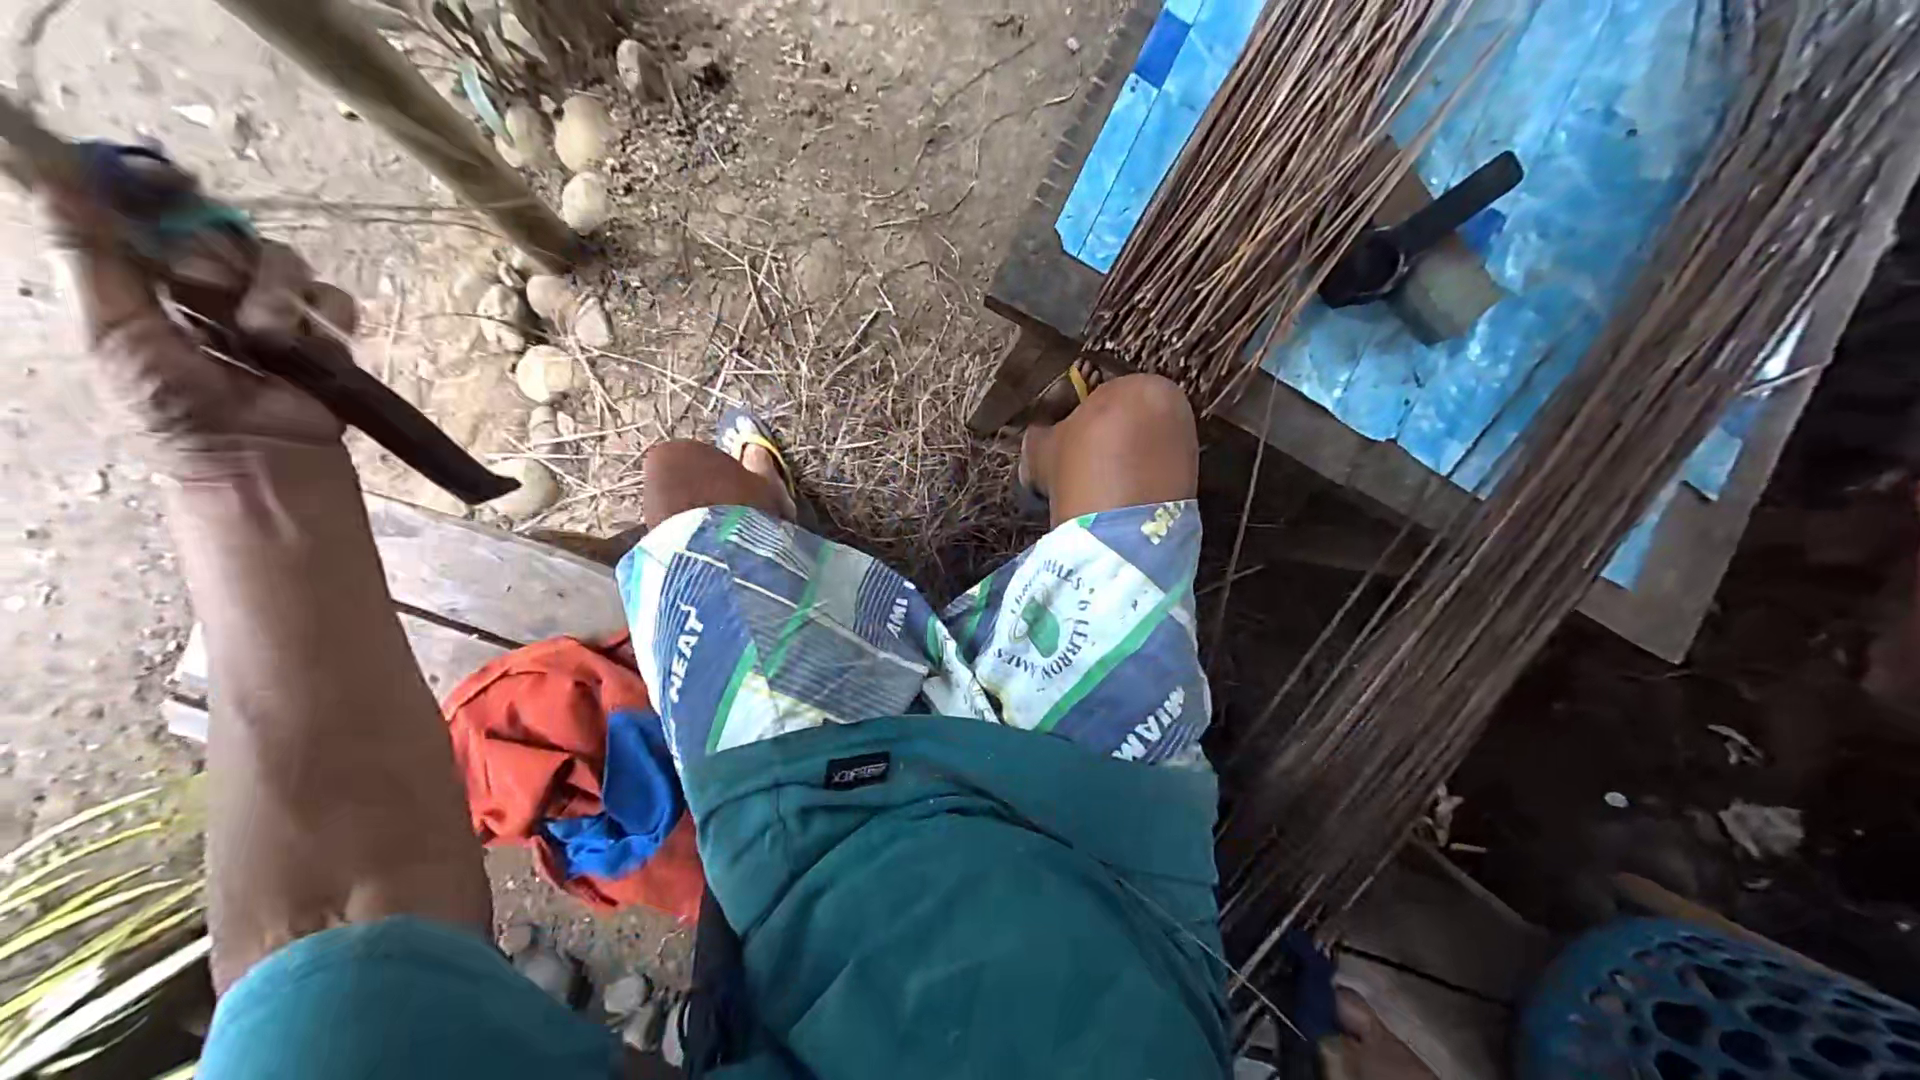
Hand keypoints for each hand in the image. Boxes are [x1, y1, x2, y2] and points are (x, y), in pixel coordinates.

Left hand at [39, 174, 358, 460]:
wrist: (255, 453)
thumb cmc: (173, 403)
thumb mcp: (110, 329)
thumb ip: (92, 257)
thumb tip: (54, 176)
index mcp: (157, 278)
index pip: (160, 214)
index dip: (162, 189)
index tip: (167, 176)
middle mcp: (221, 286)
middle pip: (230, 232)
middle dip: (220, 258)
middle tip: (206, 294)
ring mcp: (281, 309)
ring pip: (285, 263)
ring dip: (272, 297)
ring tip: (261, 338)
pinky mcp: (329, 333)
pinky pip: (333, 301)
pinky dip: (321, 322)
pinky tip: (303, 349)